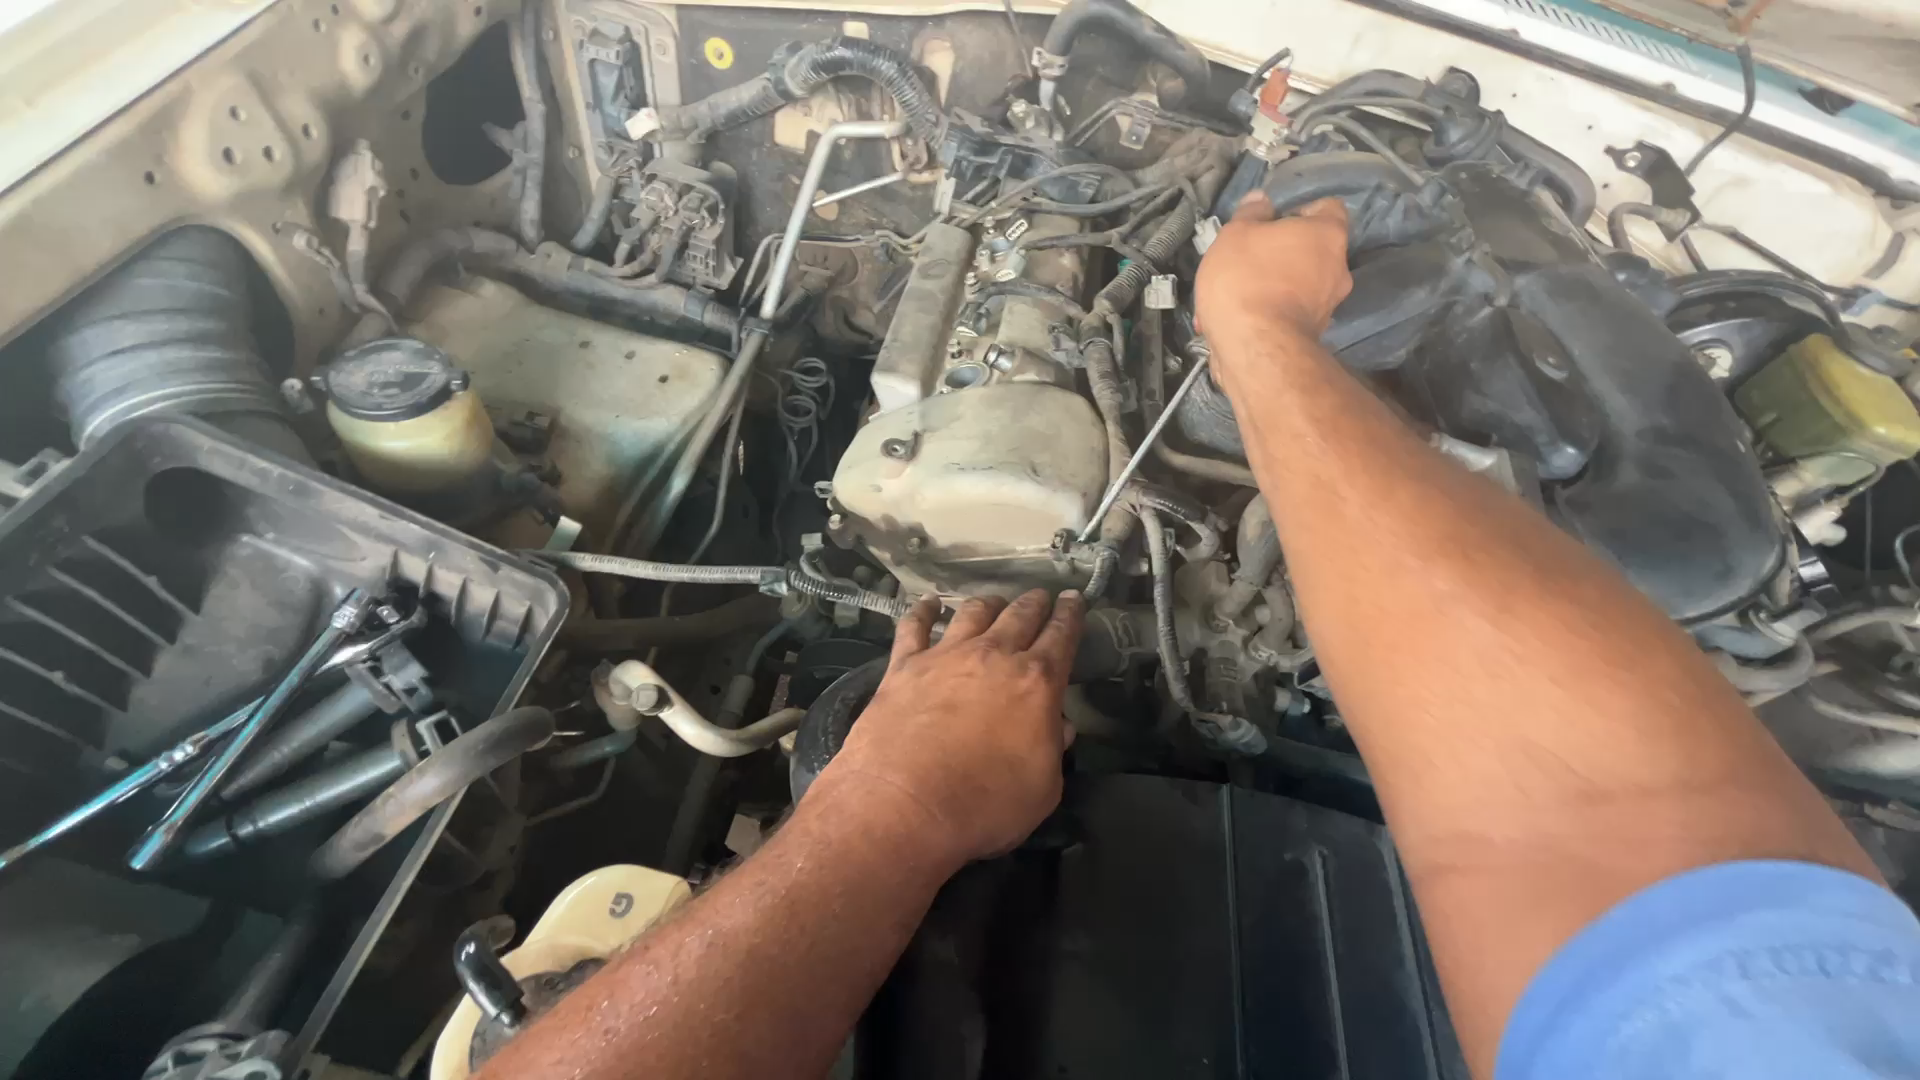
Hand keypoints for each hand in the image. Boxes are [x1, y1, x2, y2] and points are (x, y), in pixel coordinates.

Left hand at [806, 590, 1084, 865]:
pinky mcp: (904, 665)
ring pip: (973, 612)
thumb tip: (1059, 726)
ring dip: (989, 603)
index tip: (1074, 599)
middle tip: (1040, 597)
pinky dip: (923, 610)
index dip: (1071, 615)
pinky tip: (928, 603)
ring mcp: (945, 655)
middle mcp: (994, 656)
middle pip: (1020, 615)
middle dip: (1035, 603)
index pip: (1061, 636)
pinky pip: (914, 626)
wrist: (905, 802)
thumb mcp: (1043, 788)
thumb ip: (1053, 749)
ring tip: (994, 602)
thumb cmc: (985, 804)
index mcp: (1036, 682)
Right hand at [1195, 193, 1352, 362]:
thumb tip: (1262, 201)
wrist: (1253, 348)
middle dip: (1279, 255)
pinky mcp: (1308, 337)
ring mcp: (1326, 307)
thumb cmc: (1246, 280)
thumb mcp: (1235, 234)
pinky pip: (1284, 316)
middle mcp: (1338, 269)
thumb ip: (1250, 213)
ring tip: (1231, 299)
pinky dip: (1263, 316)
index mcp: (1327, 234)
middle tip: (1246, 262)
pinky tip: (1234, 322)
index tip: (1271, 221)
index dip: (1298, 210)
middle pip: (1309, 251)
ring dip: (1267, 289)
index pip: (1326, 207)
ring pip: (1294, 287)